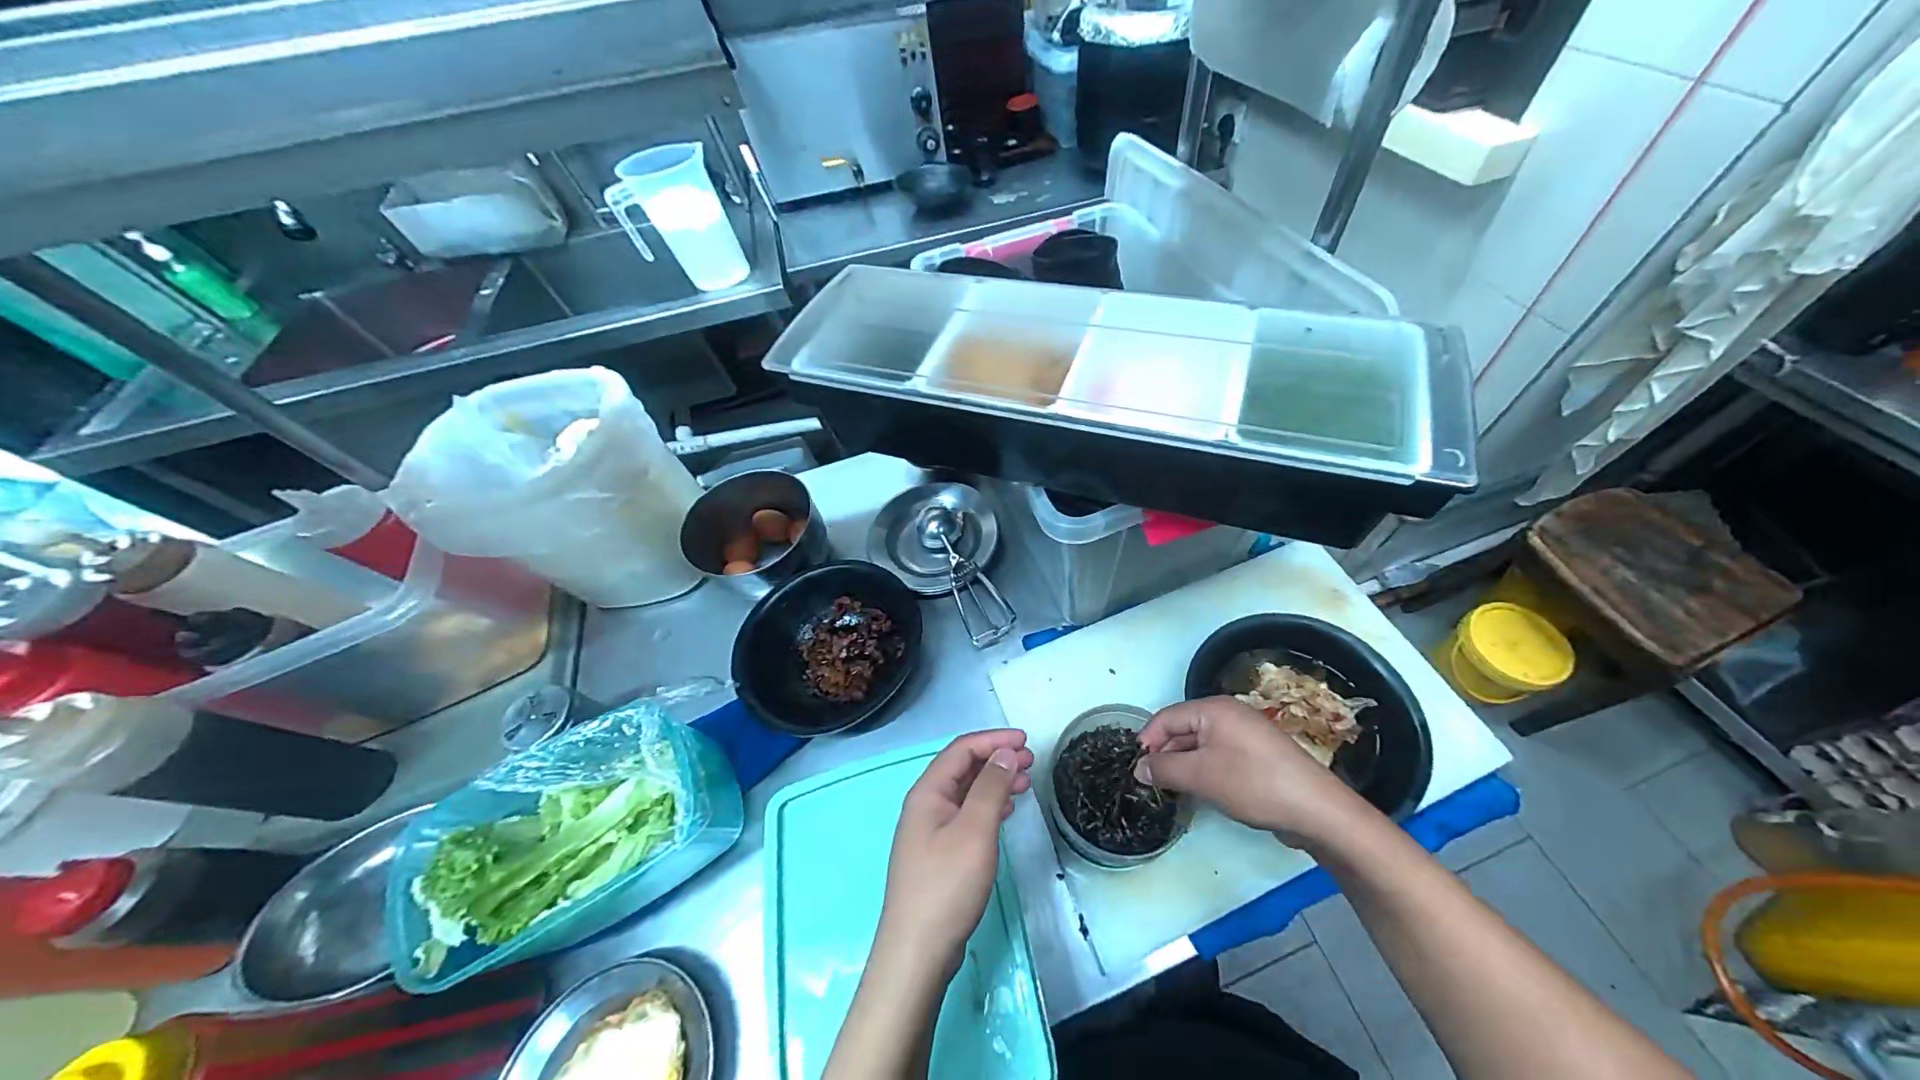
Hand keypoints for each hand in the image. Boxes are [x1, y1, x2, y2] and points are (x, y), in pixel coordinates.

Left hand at [875, 729, 1033, 972]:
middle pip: (962, 768)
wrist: (918, 950)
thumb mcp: (975, 830)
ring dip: (994, 782)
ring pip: (966, 793)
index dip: (993, 740)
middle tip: (1031, 762)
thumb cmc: (947, 884)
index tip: (1026, 741)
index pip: (961, 750)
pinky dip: (988, 807)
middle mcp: (925, 806)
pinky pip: (966, 816)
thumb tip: (1004, 753)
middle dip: (996, 759)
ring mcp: (930, 831)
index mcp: (928, 792)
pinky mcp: (938, 854)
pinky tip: (1005, 813)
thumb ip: (990, 787)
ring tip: (1025, 784)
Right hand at [1134, 696, 1375, 846]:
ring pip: (1201, 744)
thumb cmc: (1253, 784)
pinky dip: (1205, 770)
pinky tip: (1202, 791)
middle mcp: (1229, 714)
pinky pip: (1220, 756)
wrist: (1317, 810)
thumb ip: (1164, 768)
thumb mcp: (1200, 776)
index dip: (1147, 742)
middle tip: (1152, 783)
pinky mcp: (1258, 756)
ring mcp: (1246, 735)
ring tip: (1173, 790)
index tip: (1137, 769)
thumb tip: (1139, 768)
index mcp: (1213, 709)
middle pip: (1183, 729)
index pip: (1166, 717)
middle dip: (1165, 754)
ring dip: (1184, 764)